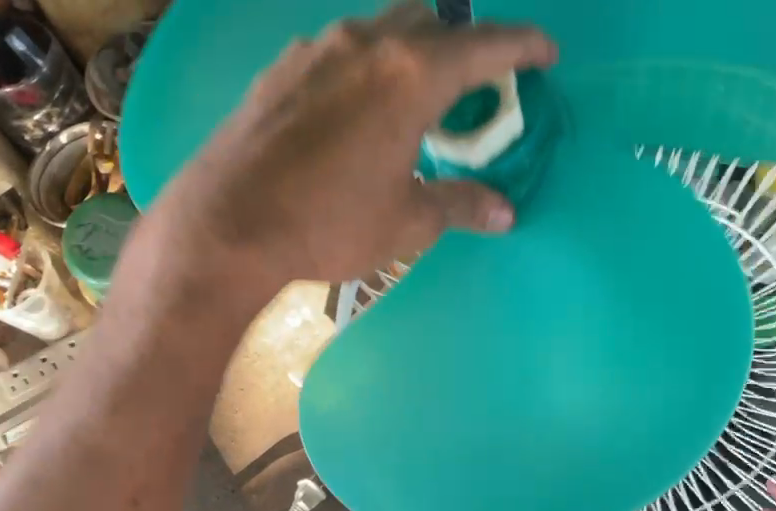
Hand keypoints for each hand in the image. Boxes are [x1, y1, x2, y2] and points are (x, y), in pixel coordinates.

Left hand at [147, 2, 556, 290]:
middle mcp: (366, 43)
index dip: (522, 46)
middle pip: (430, 21)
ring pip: (381, 29)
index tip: (546, 52)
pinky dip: (369, 68)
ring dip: (412, 52)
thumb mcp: (408, 221)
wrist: (229, 223)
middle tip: (480, 81)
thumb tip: (505, 213)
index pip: (483, 46)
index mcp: (410, 75)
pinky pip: (341, 52)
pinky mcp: (283, 68)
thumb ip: (460, 205)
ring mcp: (317, 49)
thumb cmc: (330, 223)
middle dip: (463, 43)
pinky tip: (361, 110)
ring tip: (421, 96)